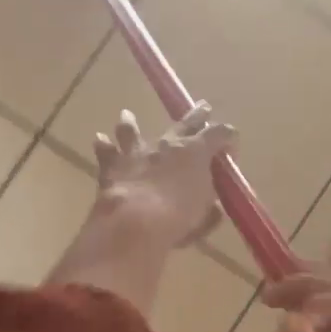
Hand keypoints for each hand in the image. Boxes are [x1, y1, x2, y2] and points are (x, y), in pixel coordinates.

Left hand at [91, 103, 235, 249]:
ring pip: (133, 131)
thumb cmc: (177, 220)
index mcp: (196, 152)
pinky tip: (100, 140)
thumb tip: (213, 208)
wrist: (135, 224)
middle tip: (203, 108)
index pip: (219, 134)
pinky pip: (106, 152)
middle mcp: (168, 145)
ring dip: (130, 124)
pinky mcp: (113, 166)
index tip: (231, 148)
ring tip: (127, 116)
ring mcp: (138, 152)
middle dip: (197, 115)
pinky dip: (104, 147)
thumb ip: (210, 209)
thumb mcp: (203, 217)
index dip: (228, 138)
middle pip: (186, 123)